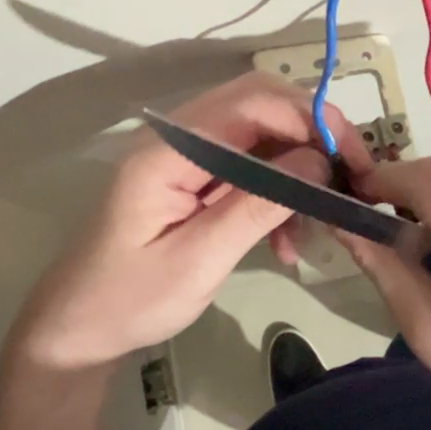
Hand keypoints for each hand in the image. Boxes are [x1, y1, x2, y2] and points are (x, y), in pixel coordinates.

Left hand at [13, 72, 368, 370]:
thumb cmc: (131, 299)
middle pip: (259, 108)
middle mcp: (176, 139)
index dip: (310, 119)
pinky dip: (274, 196)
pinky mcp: (191, 181)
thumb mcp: (198, 260)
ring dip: (296, 173)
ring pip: (259, 139)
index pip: (251, 103)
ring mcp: (183, 158)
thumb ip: (255, 206)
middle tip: (349, 180)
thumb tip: (315, 161)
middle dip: (312, 138)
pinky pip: (246, 170)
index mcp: (169, 150)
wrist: (79, 326)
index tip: (351, 159)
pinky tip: (286, 242)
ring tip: (317, 226)